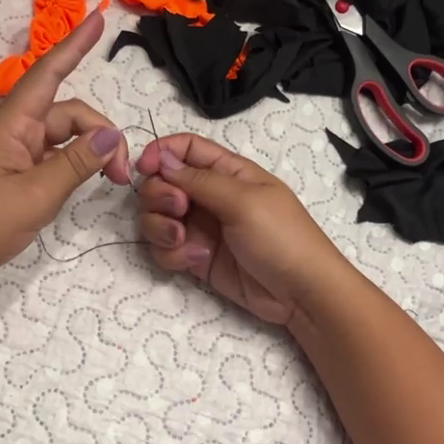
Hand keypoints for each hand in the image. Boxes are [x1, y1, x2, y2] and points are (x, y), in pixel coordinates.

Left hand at [0, 12, 131, 292]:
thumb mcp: (35, 196)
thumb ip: (76, 163)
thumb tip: (112, 135)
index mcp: (12, 124)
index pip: (50, 73)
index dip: (75, 45)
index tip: (99, 18)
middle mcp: (13, 132)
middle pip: (67, 114)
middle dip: (101, 133)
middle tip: (123, 175)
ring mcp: (11, 156)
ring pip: (62, 139)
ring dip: (90, 152)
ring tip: (113, 181)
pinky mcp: (10, 178)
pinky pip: (50, 160)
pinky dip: (72, 167)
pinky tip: (84, 186)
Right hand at [134, 134, 350, 325]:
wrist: (300, 294)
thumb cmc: (281, 237)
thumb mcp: (244, 201)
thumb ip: (200, 180)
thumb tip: (163, 159)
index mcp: (227, 172)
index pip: (185, 149)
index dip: (161, 153)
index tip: (144, 169)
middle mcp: (209, 196)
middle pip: (162, 183)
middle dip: (159, 196)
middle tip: (178, 212)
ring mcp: (200, 227)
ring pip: (157, 218)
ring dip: (160, 228)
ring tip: (182, 241)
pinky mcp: (195, 256)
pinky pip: (165, 249)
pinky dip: (171, 254)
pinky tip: (195, 261)